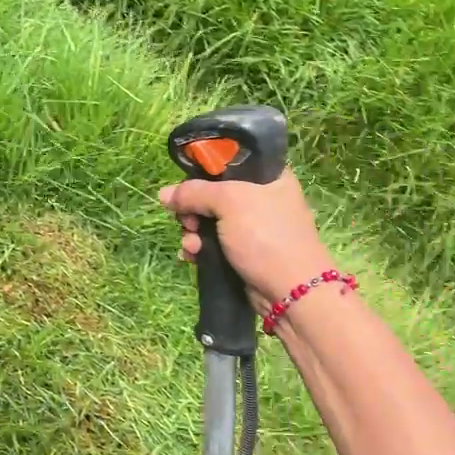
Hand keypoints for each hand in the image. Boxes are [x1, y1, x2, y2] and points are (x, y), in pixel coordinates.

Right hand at [157, 169, 336, 309]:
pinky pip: (210, 242)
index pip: (229, 162)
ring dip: (191, 232)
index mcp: (269, 177)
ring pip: (206, 220)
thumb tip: (164, 194)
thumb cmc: (266, 236)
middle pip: (210, 193)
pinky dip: (198, 248)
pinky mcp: (241, 251)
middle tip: (188, 221)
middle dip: (191, 209)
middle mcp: (260, 199)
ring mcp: (250, 227)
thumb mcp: (229, 202)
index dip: (204, 172)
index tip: (188, 186)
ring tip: (192, 246)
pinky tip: (193, 256)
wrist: (290, 292)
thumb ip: (194, 192)